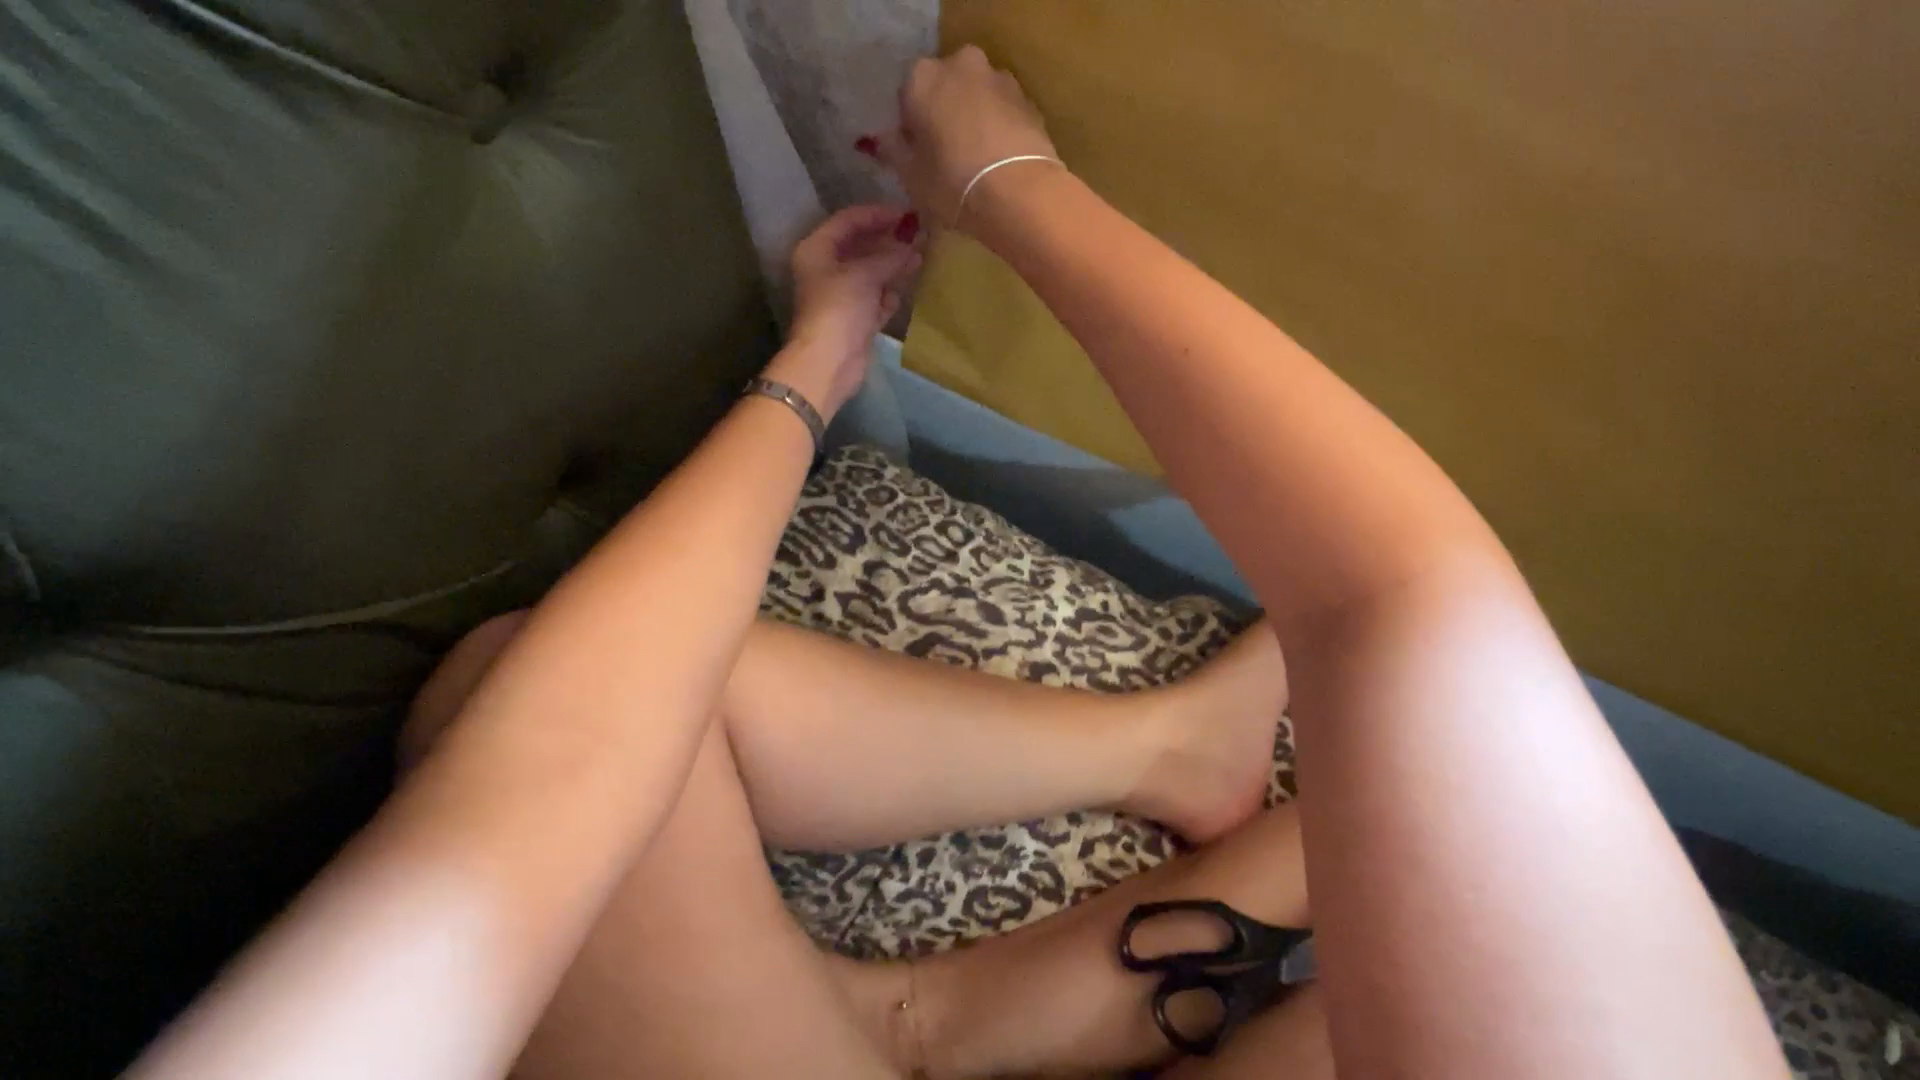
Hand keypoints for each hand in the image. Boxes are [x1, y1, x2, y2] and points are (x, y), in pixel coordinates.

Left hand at [769, 204, 922, 420]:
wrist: (829, 361)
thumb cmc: (840, 308)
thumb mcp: (865, 274)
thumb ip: (891, 256)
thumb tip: (914, 246)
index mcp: (818, 250)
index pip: (849, 221)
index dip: (878, 214)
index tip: (907, 214)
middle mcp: (826, 269)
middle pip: (861, 247)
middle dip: (889, 242)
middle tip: (919, 235)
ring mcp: (841, 296)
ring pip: (871, 274)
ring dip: (893, 268)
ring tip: (919, 259)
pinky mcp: (855, 319)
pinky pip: (875, 299)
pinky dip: (887, 296)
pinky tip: (900, 295)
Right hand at [861, 45, 1060, 232]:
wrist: (1020, 194)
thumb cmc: (953, 184)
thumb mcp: (910, 175)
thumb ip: (893, 149)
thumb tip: (886, 138)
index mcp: (922, 77)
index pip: (907, 94)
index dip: (911, 125)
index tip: (917, 151)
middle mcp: (961, 64)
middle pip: (945, 87)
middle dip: (944, 112)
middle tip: (946, 153)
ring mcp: (1000, 79)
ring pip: (977, 95)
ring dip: (974, 117)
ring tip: (977, 159)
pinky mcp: (1028, 100)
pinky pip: (1003, 111)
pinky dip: (999, 127)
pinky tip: (999, 160)